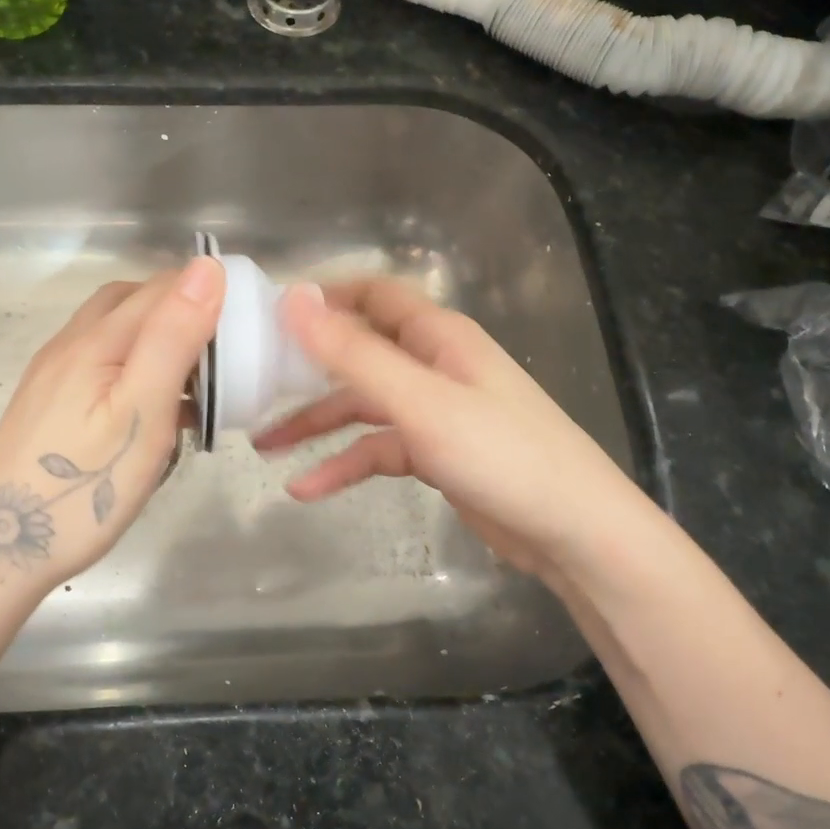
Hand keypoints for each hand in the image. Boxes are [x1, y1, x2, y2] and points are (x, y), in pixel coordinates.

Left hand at [0, 258, 223, 594]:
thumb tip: (205, 267)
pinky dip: (135, 368)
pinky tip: (153, 411)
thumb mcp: (140, 413)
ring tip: (196, 381)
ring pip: (114, 334)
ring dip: (157, 338)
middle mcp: (68, 346)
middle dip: (181, 310)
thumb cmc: (80, 488)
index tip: (249, 319)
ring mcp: (52, 376)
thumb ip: (172, 338)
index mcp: (95, 340)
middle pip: (131, 302)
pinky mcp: (47, 406)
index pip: (160, 289)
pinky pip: (101, 365)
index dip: (206, 292)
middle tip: (224, 348)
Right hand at [255, 279, 637, 572]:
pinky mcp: (438, 454)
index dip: (324, 298)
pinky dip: (345, 465)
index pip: (373, 295)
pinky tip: (306, 490)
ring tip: (264, 446)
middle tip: (253, 384)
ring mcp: (437, 411)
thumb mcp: (420, 402)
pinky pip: (380, 449)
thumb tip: (292, 299)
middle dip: (307, 369)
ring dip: (317, 423)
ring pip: (364, 405)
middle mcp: (435, 364)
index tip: (269, 314)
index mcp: (438, 335)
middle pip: (360, 353)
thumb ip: (354, 354)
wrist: (576, 533)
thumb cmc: (502, 454)